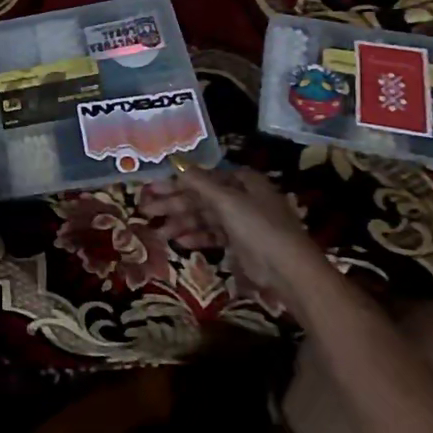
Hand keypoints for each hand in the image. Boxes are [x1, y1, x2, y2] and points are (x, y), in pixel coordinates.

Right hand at [137, 165, 327, 297]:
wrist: (287, 270)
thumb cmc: (258, 227)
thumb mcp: (226, 201)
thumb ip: (199, 182)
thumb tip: (176, 162)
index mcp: (243, 182)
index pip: (204, 178)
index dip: (177, 182)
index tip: (153, 189)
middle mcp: (242, 198)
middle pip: (201, 198)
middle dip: (173, 204)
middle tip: (145, 209)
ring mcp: (241, 221)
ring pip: (204, 217)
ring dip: (180, 223)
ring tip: (158, 232)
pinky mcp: (239, 242)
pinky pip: (212, 235)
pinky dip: (196, 238)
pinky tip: (179, 243)